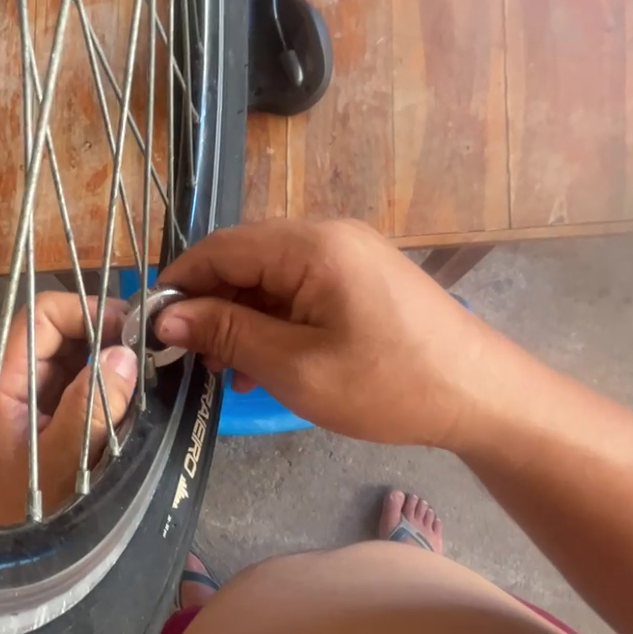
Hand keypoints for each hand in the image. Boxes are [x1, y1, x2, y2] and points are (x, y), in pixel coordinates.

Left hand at [0, 291, 140, 525]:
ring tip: (146, 383)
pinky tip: (130, 409)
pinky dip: (105, 392)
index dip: (86, 311)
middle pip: (59, 334)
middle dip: (104, 337)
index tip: (131, 331)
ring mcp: (29, 404)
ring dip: (108, 366)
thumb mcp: (61, 463)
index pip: (41, 315)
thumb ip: (92, 408)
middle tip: (150, 357)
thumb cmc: (21, 514)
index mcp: (3, 381)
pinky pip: (78, 391)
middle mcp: (13, 383)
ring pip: (72, 362)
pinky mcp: (45, 425)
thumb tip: (126, 353)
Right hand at [153, 219, 508, 448]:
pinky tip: (259, 363)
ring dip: (237, 318)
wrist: (482, 397)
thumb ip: (227, 334)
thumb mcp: (295, 366)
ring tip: (222, 369)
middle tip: (186, 357)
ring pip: (265, 277)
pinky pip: (295, 290)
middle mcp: (326, 236)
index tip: (150, 328)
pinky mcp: (357, 278)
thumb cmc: (387, 385)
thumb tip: (166, 318)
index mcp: (310, 246)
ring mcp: (345, 255)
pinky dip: (269, 321)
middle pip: (241, 259)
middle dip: (207, 305)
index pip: (220, 248)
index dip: (179, 285)